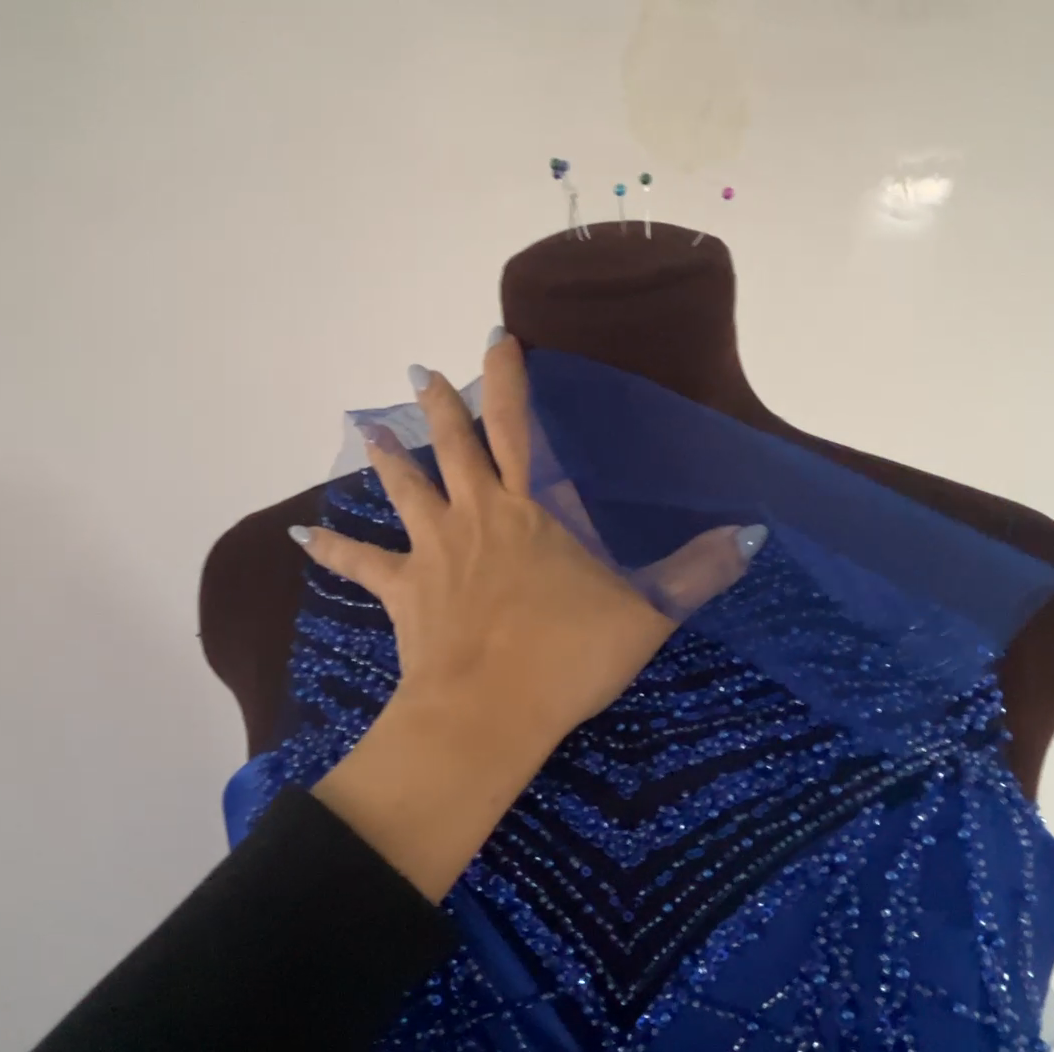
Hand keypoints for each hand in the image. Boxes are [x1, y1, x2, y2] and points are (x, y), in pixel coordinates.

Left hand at [294, 328, 764, 899]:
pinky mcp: (402, 593)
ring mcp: (432, 554)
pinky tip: (301, 537)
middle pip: (455, 449)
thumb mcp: (646, 614)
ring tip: (368, 430)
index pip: (518, 429)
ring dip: (388, 459)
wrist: (491, 710)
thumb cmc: (567, 657)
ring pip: (405, 492)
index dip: (509, 382)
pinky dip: (333, 550)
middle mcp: (474, 518)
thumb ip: (696, 572)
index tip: (496, 339)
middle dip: (442, 407)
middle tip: (423, 372)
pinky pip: (361, 565)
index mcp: (528, 512)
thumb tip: (752, 536)